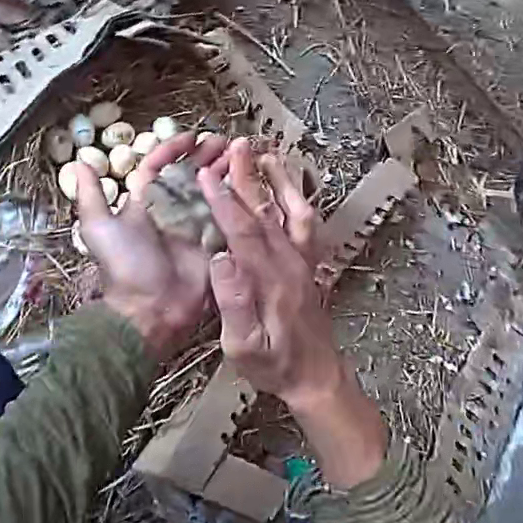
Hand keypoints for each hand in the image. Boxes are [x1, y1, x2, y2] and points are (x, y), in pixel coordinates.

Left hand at [71, 132, 219, 360]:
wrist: (150, 309)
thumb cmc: (123, 266)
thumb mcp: (99, 227)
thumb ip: (91, 195)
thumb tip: (79, 162)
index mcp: (145, 204)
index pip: (159, 167)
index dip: (172, 150)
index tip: (190, 136)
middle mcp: (170, 211)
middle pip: (190, 174)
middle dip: (205, 155)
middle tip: (222, 140)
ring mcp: (194, 225)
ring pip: (211, 190)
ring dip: (223, 170)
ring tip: (238, 152)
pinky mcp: (214, 241)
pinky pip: (226, 213)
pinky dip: (236, 196)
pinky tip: (247, 179)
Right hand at [195, 139, 339, 404]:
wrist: (316, 376)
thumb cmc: (273, 364)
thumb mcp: (242, 346)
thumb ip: (231, 303)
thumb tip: (219, 259)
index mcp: (267, 279)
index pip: (241, 231)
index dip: (222, 201)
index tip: (205, 175)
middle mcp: (287, 262)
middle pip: (265, 210)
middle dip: (246, 176)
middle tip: (233, 145)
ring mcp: (302, 260)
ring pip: (290, 210)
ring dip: (276, 179)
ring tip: (262, 153)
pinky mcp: (309, 263)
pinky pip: (307, 224)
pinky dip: (298, 198)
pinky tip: (287, 182)